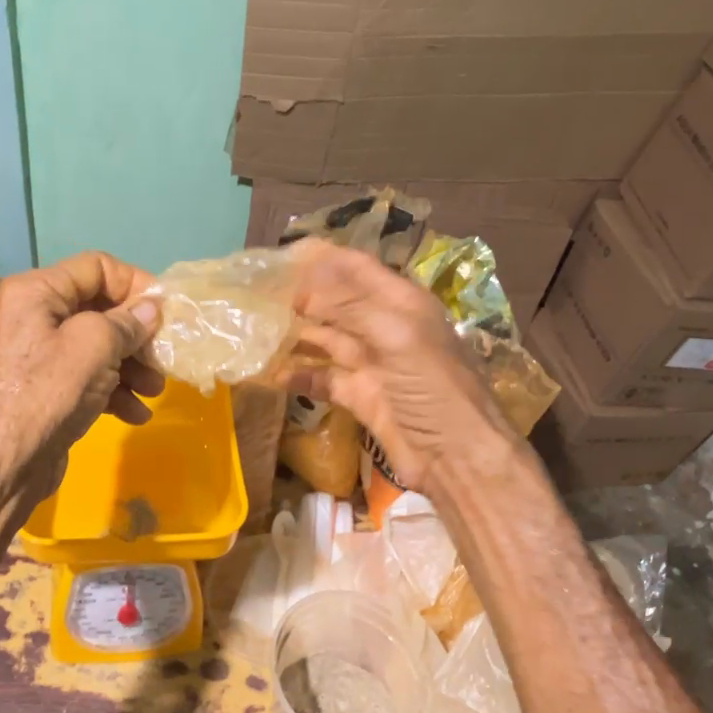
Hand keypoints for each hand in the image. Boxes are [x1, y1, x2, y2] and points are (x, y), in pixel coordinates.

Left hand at [0, 251, 165, 503]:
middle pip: (100, 309)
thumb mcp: (93, 347)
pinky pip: (89, 377)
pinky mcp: (48, 390)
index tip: (166, 312)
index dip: (135, 284)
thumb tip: (151, 309)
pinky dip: (114, 390)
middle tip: (163, 359)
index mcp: (36, 292)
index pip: (96, 267)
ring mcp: (40, 355)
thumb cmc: (47, 395)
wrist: (3, 467)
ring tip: (155, 391)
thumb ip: (127, 322)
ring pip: (99, 347)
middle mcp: (34, 316)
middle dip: (137, 334)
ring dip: (132, 366)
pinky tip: (135, 414)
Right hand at [275, 240, 516, 494]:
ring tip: (255, 328)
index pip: (356, 268)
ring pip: (325, 339)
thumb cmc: (435, 388)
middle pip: (336, 301)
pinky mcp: (360, 397)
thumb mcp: (397, 336)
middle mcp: (384, 327)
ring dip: (294, 333)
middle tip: (255, 293)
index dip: (321, 257)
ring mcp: (371, 364)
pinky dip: (299, 376)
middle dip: (300, 294)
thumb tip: (302, 290)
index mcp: (401, 303)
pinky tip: (271, 373)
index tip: (279, 256)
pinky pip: (323, 379)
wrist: (457, 457)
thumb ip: (350, 307)